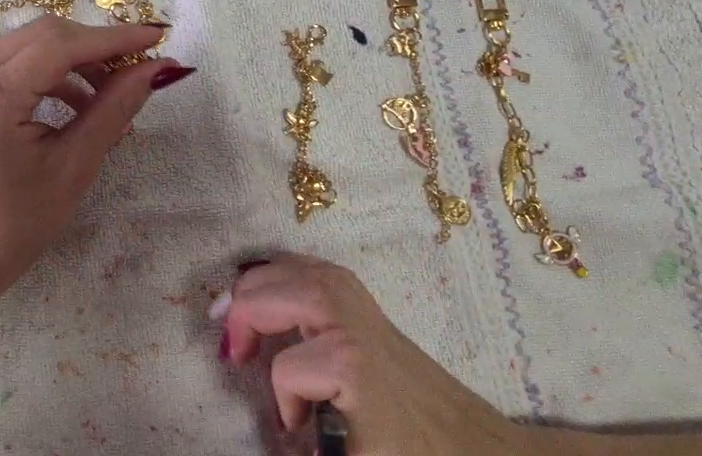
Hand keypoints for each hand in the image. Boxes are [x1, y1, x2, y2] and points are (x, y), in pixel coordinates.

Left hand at [0, 16, 193, 325]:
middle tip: (140, 65)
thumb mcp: (75, 166)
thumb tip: (157, 69)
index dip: (112, 38)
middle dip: (96, 45)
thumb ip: (114, 108)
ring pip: (32, 43)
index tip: (157, 38)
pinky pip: (19, 62)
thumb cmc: (19, 222)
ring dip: (77, 59)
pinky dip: (54, 72)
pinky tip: (81, 103)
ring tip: (113, 94)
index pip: (58, 46)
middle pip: (45, 35)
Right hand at [221, 255, 540, 455]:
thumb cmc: (410, 449)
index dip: (282, 402)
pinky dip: (271, 276)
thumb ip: (306, 449)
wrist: (468, 436)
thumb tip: (277, 440)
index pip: (284, 368)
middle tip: (233, 355)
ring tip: (233, 320)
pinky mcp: (352, 287)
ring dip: (249, 293)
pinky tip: (264, 297)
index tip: (296, 425)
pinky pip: (297, 264)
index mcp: (345, 359)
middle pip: (265, 294)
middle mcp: (342, 313)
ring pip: (277, 269)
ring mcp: (347, 291)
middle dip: (240, 321)